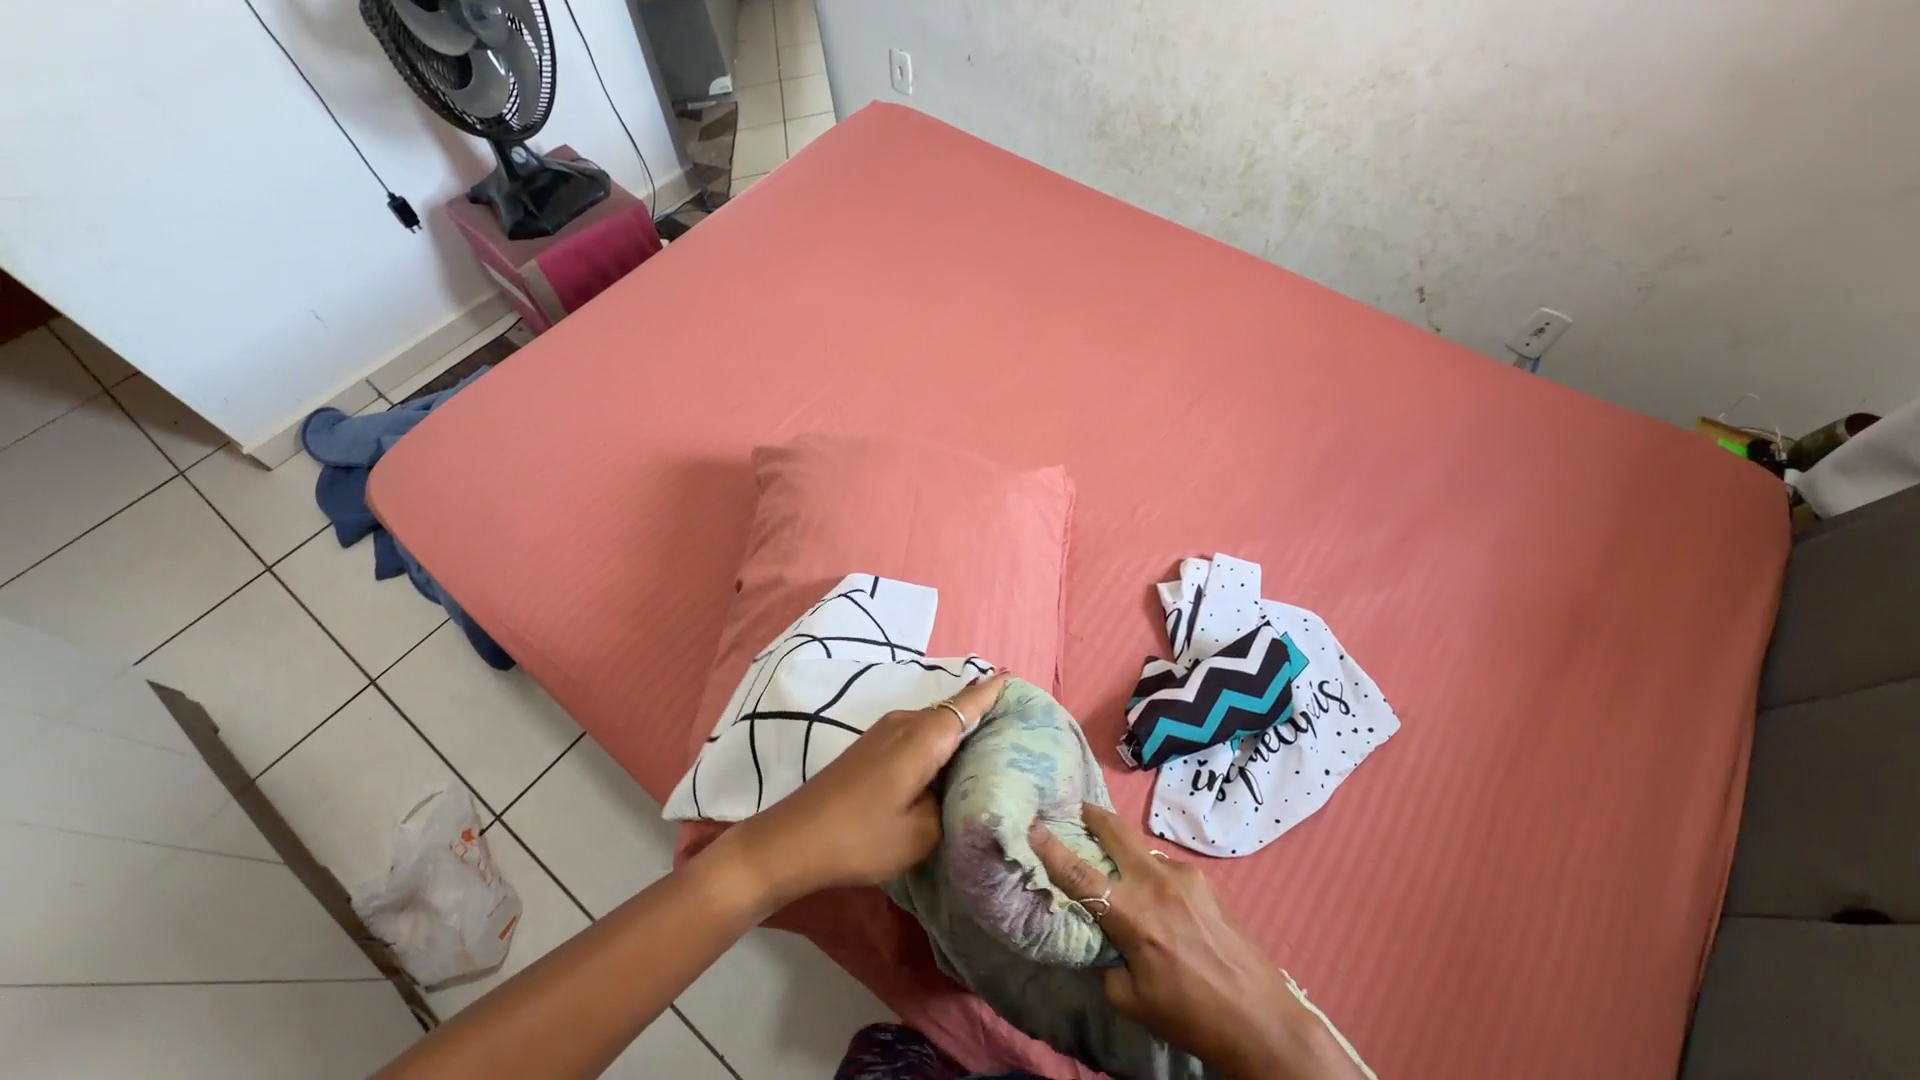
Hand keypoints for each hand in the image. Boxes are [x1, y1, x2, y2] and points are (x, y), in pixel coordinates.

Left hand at [715, 672, 1011, 907]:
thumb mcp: (922, 834)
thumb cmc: (861, 837)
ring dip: (959, 734)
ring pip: (935, 725)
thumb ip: (955, 806)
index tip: (1018, 682)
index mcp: (924, 736)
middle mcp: (905, 722)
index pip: (969, 704)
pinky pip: (917, 735)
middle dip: (984, 717)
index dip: (993, 693)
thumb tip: (970, 790)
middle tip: (1019, 734)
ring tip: (990, 754)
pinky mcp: (870, 747)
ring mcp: (883, 732)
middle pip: (954, 712)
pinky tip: (948, 770)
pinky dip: (938, 745)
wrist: (792, 841)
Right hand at [1030, 804, 1366, 1079]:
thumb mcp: (1132, 1000)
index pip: (1079, 874)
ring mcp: (1187, 878)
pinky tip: (1162, 901)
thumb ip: (1106, 962)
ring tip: (1122, 870)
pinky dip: (1154, 875)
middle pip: (1116, 832)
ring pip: (1144, 851)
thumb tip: (1098, 940)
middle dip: (1094, 816)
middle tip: (1079, 810)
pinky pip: (1168, 869)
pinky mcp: (1208, 883)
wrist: (1261, 1019)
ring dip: (1127, 853)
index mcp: (1133, 916)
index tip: (1032, 825)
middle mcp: (1157, 884)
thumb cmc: (1190, 1015)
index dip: (1050, 848)